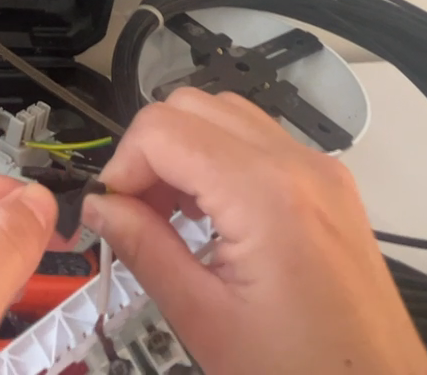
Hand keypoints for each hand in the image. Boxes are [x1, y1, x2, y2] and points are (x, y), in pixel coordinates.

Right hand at [86, 89, 426, 374]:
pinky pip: (256, 136)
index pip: (161, 129)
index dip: (123, 164)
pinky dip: (218, 154)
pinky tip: (213, 212)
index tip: (113, 211)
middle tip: (140, 213)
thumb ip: (142, 249)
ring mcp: (319, 168)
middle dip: (150, 150)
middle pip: (189, 105)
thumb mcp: (205, 321)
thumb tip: (96, 204)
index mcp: (266, 193)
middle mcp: (296, 162)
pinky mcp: (330, 183)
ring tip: (174, 213)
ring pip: (222, 111)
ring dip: (183, 147)